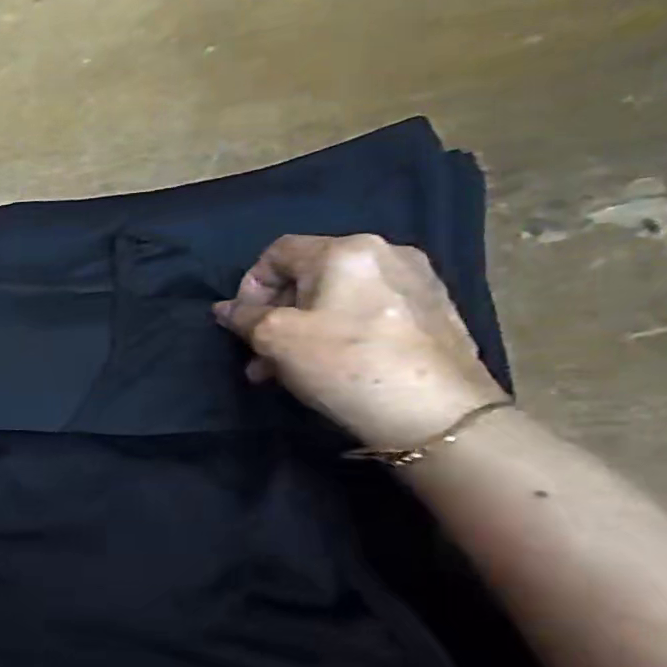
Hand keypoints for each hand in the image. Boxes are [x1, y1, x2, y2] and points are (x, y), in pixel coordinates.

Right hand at [213, 234, 507, 448]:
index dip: (250, 287)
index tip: (243, 326)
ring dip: (305, 329)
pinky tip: (335, 367)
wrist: (441, 417)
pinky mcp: (436, 313)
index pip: (278, 253)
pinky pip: (371, 312)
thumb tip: (225, 310)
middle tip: (261, 356)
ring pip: (339, 297)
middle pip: (309, 275)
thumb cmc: (347, 365)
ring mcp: (418, 282)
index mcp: (346, 249)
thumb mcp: (277, 340)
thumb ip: (244, 318)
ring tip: (290, 370)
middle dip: (277, 315)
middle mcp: (386, 252)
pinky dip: (342, 332)